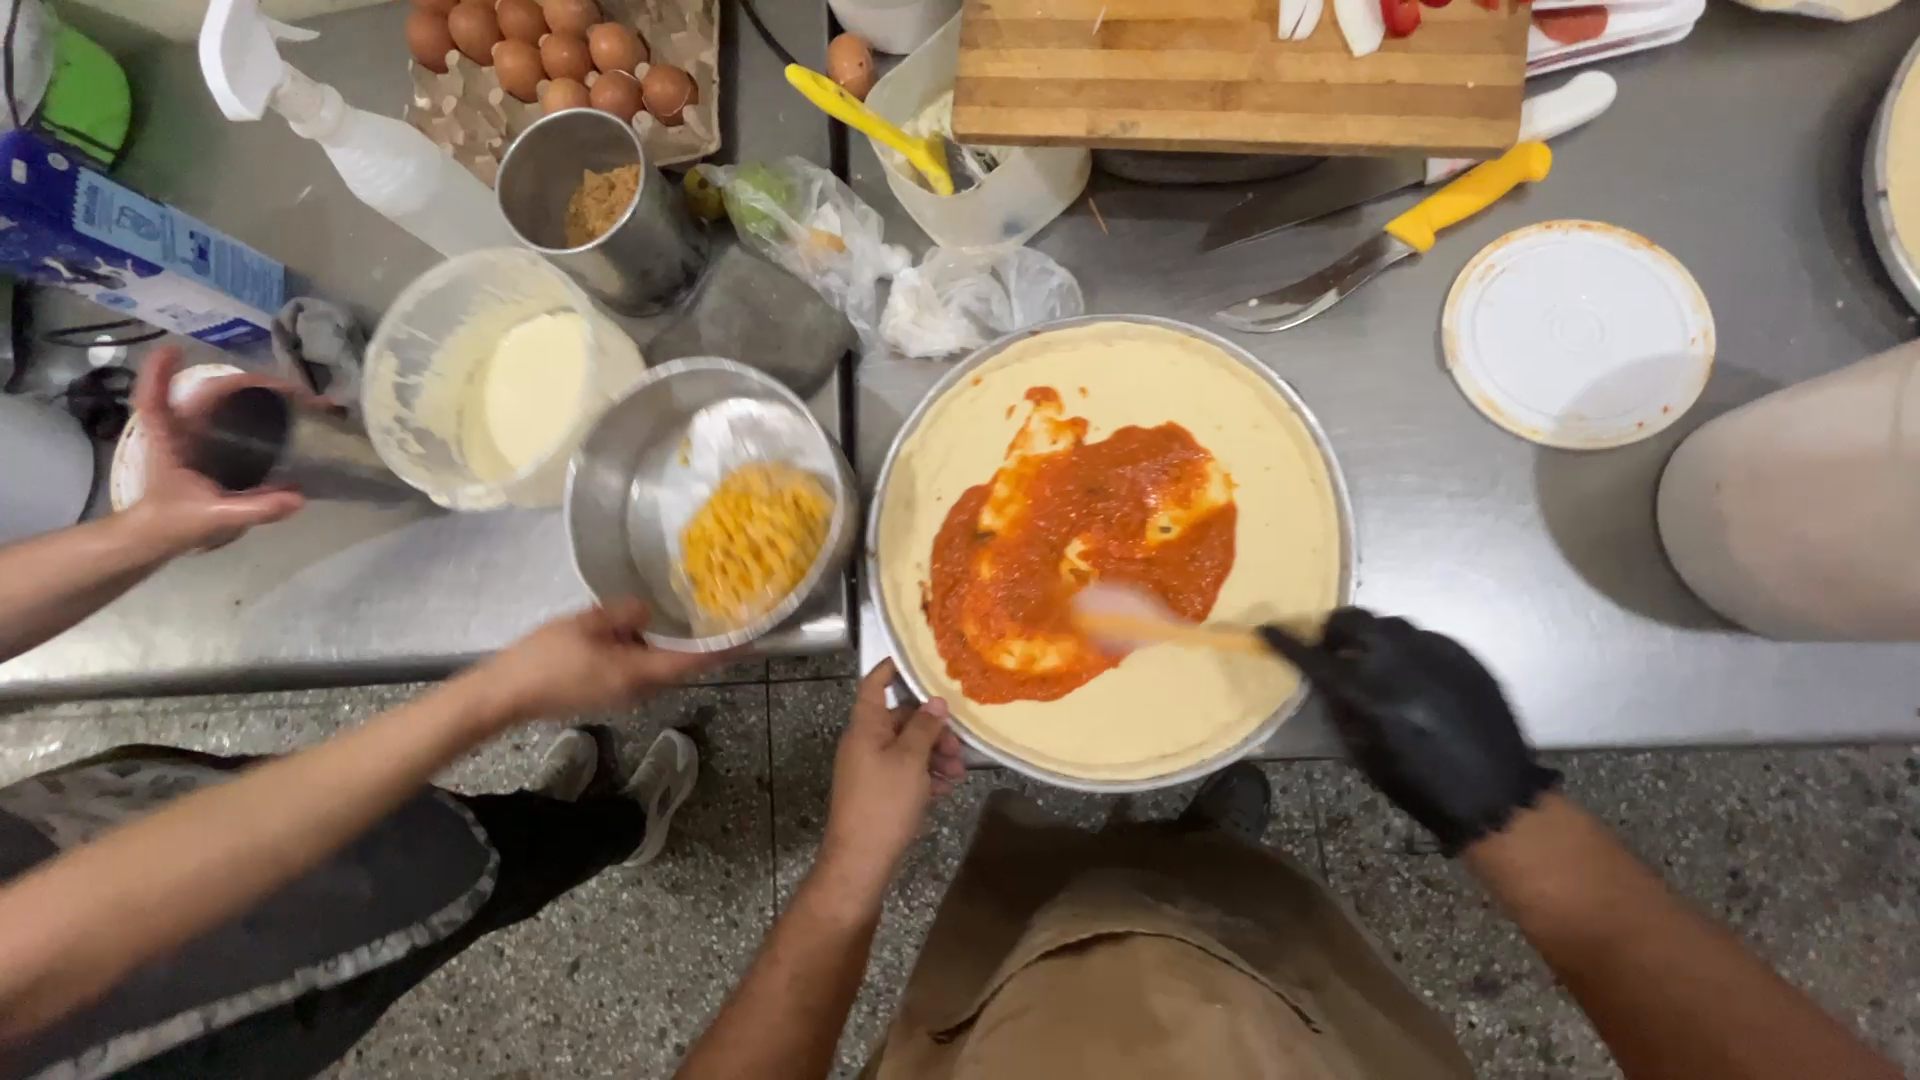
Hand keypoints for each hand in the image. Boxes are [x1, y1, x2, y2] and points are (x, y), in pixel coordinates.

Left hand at [126, 348, 304, 552]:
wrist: (163, 537)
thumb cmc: (174, 523)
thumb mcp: (213, 518)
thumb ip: (252, 508)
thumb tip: (298, 497)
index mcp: (171, 442)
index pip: (157, 401)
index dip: (159, 375)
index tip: (173, 350)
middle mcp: (188, 434)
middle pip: (213, 396)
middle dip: (252, 385)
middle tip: (294, 389)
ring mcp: (208, 442)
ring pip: (236, 407)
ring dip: (271, 398)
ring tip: (309, 400)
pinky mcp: (227, 453)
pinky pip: (251, 425)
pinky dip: (278, 417)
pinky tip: (305, 417)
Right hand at [474, 600, 724, 725]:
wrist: (504, 696)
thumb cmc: (543, 658)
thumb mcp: (585, 624)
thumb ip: (624, 614)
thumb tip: (651, 609)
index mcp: (638, 672)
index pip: (692, 661)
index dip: (723, 652)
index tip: (751, 642)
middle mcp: (639, 689)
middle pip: (682, 667)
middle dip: (705, 648)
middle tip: (727, 623)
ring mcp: (624, 695)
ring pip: (663, 669)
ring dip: (679, 649)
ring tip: (695, 622)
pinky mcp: (609, 694)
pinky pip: (644, 671)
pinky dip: (655, 652)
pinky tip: (649, 632)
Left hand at [818, 660, 965, 897]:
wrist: (860, 861)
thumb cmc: (884, 803)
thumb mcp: (910, 761)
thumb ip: (924, 727)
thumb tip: (935, 701)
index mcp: (865, 726)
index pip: (875, 684)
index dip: (892, 668)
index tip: (918, 662)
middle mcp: (864, 741)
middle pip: (900, 718)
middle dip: (933, 728)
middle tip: (958, 747)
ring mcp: (869, 767)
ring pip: (907, 747)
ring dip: (934, 754)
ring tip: (957, 773)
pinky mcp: (877, 790)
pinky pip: (904, 770)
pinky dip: (925, 774)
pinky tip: (945, 789)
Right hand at [1260, 608, 1558, 854]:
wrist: (1492, 795)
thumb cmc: (1414, 782)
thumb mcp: (1360, 749)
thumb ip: (1338, 704)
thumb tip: (1323, 675)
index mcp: (1365, 693)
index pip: (1311, 655)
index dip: (1285, 640)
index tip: (1267, 630)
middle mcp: (1396, 662)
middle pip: (1352, 619)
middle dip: (1334, 630)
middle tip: (1335, 650)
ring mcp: (1434, 653)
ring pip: (1388, 623)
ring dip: (1372, 638)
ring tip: (1377, 663)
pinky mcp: (1464, 654)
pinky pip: (1423, 637)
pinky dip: (1407, 650)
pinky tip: (1414, 676)